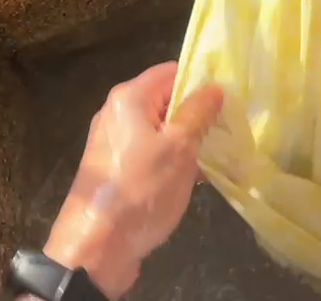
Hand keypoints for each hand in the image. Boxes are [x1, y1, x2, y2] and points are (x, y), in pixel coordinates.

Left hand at [43, 62, 223, 298]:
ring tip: (212, 159)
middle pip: (165, 99)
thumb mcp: (178, 149)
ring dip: (184, 141)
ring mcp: (113, 140)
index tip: (227, 101)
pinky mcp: (113, 167)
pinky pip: (148, 150)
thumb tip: (214, 87)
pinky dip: (168, 159)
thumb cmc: (140, 190)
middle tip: (224, 133)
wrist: (94, 248)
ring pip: (158, 128)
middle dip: (195, 115)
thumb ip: (198, 113)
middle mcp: (117, 111)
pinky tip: (190, 179)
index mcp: (129, 97)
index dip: (200, 82)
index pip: (172, 72)